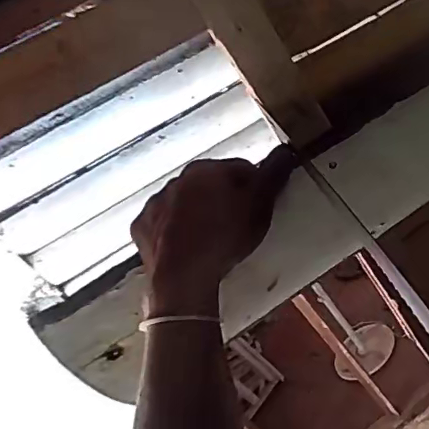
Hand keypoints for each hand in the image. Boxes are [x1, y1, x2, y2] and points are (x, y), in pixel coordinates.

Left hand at [131, 146, 299, 316]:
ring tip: (218, 238)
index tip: (262, 204)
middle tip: (242, 224)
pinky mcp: (144, 228)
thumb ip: (274, 174)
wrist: (184, 276)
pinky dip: (178, 231)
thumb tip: (284, 152)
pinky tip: (193, 246)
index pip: (242, 168)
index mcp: (208, 169)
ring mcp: (157, 204)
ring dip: (201, 214)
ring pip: (187, 203)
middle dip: (226, 199)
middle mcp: (178, 180)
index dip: (257, 187)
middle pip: (212, 184)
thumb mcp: (261, 205)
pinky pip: (165, 224)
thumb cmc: (223, 238)